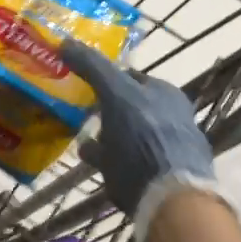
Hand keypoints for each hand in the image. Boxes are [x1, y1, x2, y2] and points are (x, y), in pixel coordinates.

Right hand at [58, 40, 222, 241]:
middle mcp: (176, 117)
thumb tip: (65, 41)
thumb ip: (93, 66)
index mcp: (167, 94)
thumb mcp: (115, 94)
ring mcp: (173, 149)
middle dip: (106, 111)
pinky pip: (136, 162)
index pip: (130, 76)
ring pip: (132, 136)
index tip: (81, 85)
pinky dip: (118, 162)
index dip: (105, 78)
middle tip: (82, 118)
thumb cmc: (144, 139)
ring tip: (86, 148)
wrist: (173, 200)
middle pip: (131, 107)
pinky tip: (102, 169)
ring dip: (109, 140)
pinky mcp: (168, 178)